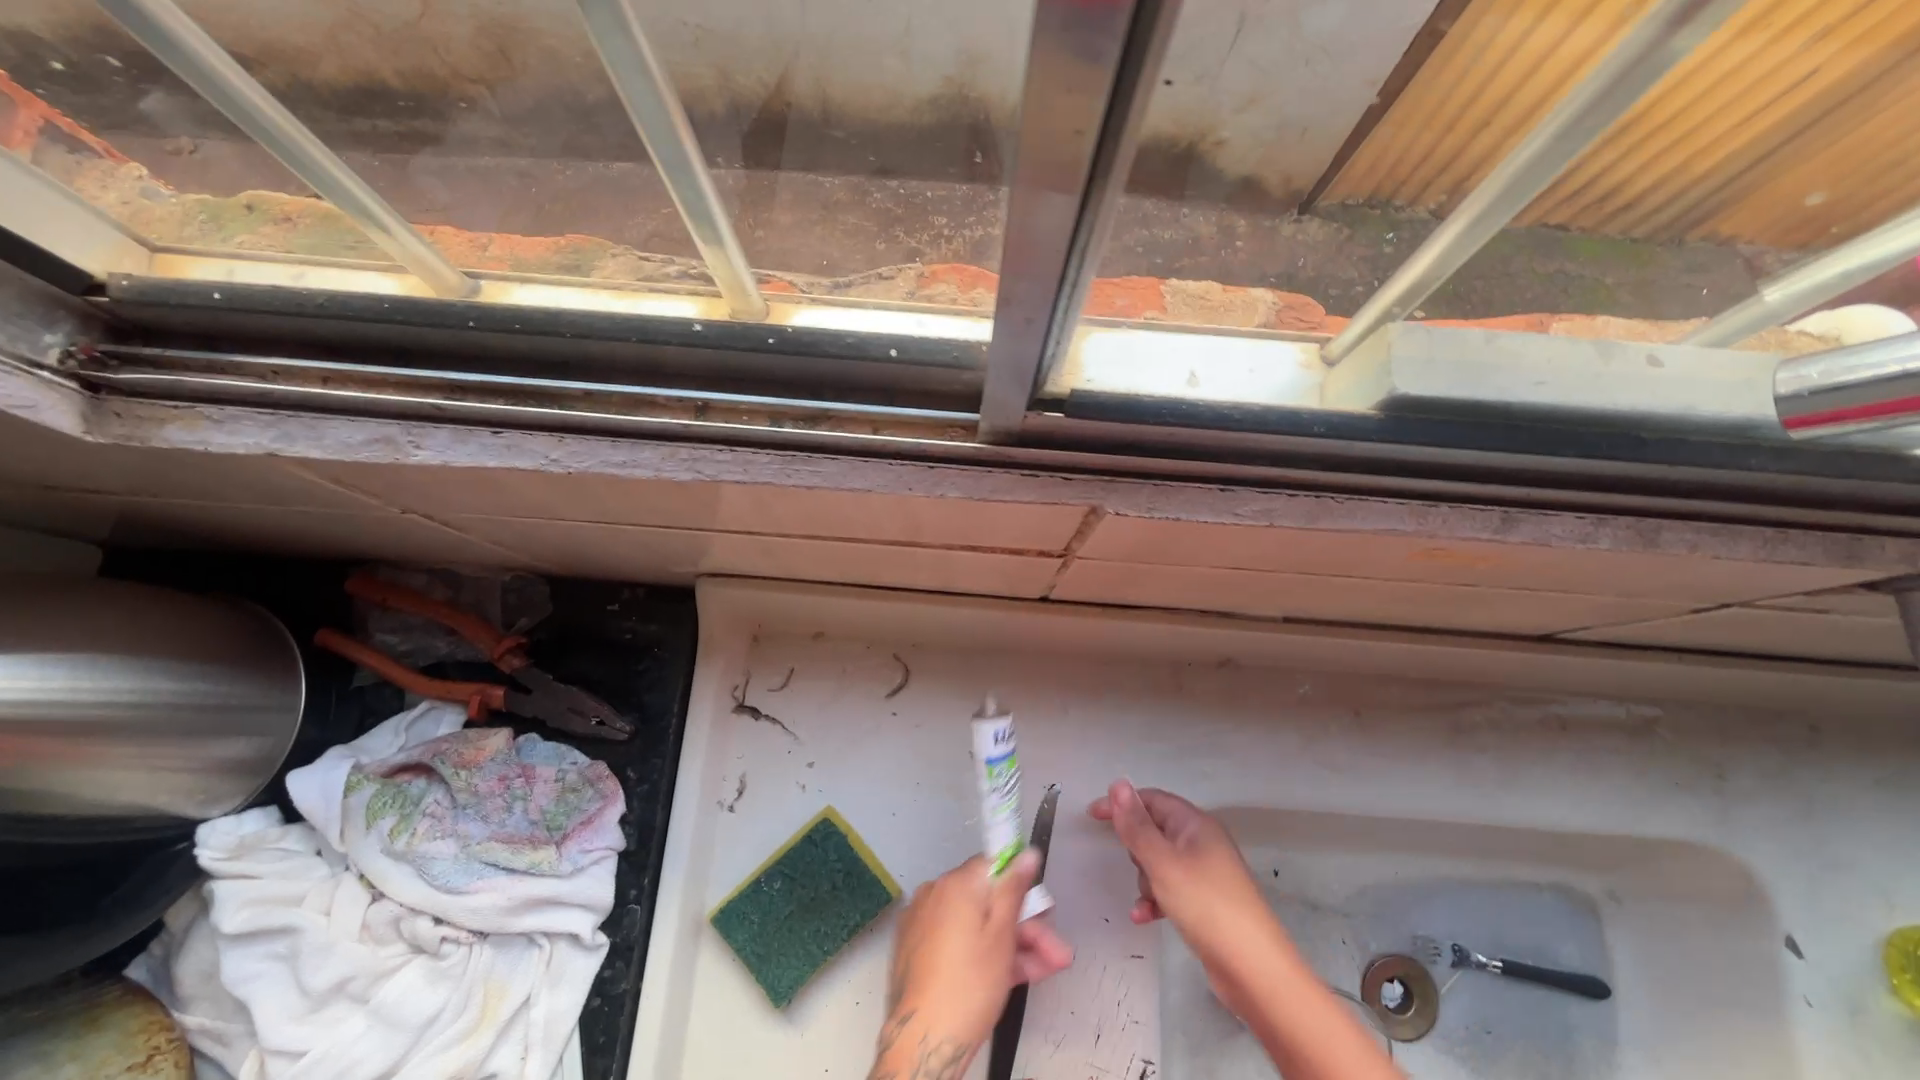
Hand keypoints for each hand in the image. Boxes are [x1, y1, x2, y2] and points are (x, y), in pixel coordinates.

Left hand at [871, 852, 1073, 1079]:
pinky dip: (984, 951)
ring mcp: (923, 922)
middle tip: (1055, 951)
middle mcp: (935, 894)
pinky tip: (1014, 974)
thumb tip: (1026, 853)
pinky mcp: (917, 948)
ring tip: (1045, 969)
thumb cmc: (969, 986)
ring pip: (976, 924)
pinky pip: (958, 939)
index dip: (1021, 887)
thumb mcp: (1002, 935)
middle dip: (1025, 925)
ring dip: (1012, 944)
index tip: (1043, 911)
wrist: (925, 1039)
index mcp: (955, 884)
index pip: (994, 866)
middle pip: (988, 900)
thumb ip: (1014, 889)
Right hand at [1089, 780, 1287, 1013]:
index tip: (1092, 815)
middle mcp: (1201, 843)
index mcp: (1195, 825)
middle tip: (1137, 867)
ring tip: (1150, 899)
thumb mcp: (1162, 862)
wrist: (1251, 965)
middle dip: (1137, 849)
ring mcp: (1204, 873)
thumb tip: (1118, 784)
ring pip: (1158, 863)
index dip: (1122, 803)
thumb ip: (1137, 825)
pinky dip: (1154, 900)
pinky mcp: (1203, 901)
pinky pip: (1168, 890)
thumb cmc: (1205, 904)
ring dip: (1145, 880)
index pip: (1152, 800)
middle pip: (1155, 831)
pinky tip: (1144, 917)